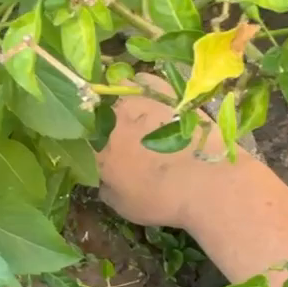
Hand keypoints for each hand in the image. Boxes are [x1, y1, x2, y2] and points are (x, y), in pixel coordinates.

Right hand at [95, 75, 236, 228]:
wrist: (207, 180)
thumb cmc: (162, 200)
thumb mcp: (124, 206)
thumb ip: (106, 189)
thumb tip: (103, 179)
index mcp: (96, 150)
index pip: (81, 144)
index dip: (87, 148)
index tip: (96, 155)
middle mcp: (110, 120)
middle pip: (96, 114)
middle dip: (101, 122)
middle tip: (116, 137)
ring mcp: (136, 101)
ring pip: (115, 91)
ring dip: (118, 101)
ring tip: (130, 114)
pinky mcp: (163, 90)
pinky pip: (143, 80)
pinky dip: (140, 86)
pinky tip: (148, 97)